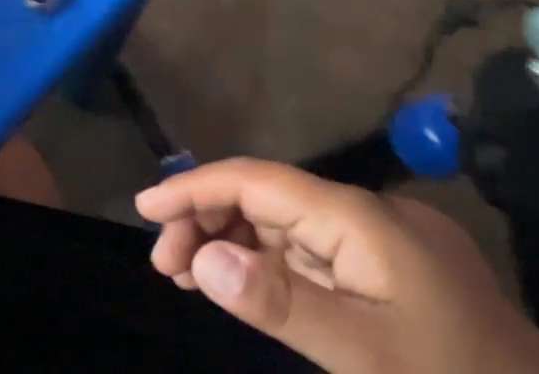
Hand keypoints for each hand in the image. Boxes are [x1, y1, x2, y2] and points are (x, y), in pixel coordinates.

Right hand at [136, 159, 538, 373]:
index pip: (257, 182)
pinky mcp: (395, 272)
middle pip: (269, 198)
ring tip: (189, 277)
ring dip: (235, 243)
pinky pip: (315, 253)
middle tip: (165, 268)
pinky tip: (246, 285)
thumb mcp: (366, 355)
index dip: (194, 188)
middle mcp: (369, 216)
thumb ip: (281, 303)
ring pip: (289, 225)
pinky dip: (270, 264)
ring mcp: (385, 243)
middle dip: (209, 220)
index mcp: (359, 218)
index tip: (143, 209)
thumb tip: (202, 257)